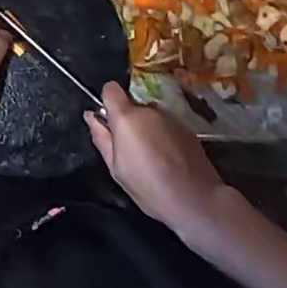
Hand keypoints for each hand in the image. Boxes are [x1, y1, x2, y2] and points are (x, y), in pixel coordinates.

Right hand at [86, 81, 227, 234]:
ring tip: (153, 159)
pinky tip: (169, 161)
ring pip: (150, 117)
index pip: (111, 89)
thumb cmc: (148, 186)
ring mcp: (171, 117)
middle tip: (131, 151)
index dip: (107, 103)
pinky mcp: (187, 128)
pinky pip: (167, 126)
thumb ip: (101, 137)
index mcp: (127, 117)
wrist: (196, 199)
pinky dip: (164, 137)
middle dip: (129, 122)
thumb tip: (90, 116)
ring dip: (147, 130)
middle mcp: (149, 109)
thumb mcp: (116, 168)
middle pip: (132, 107)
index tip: (109, 124)